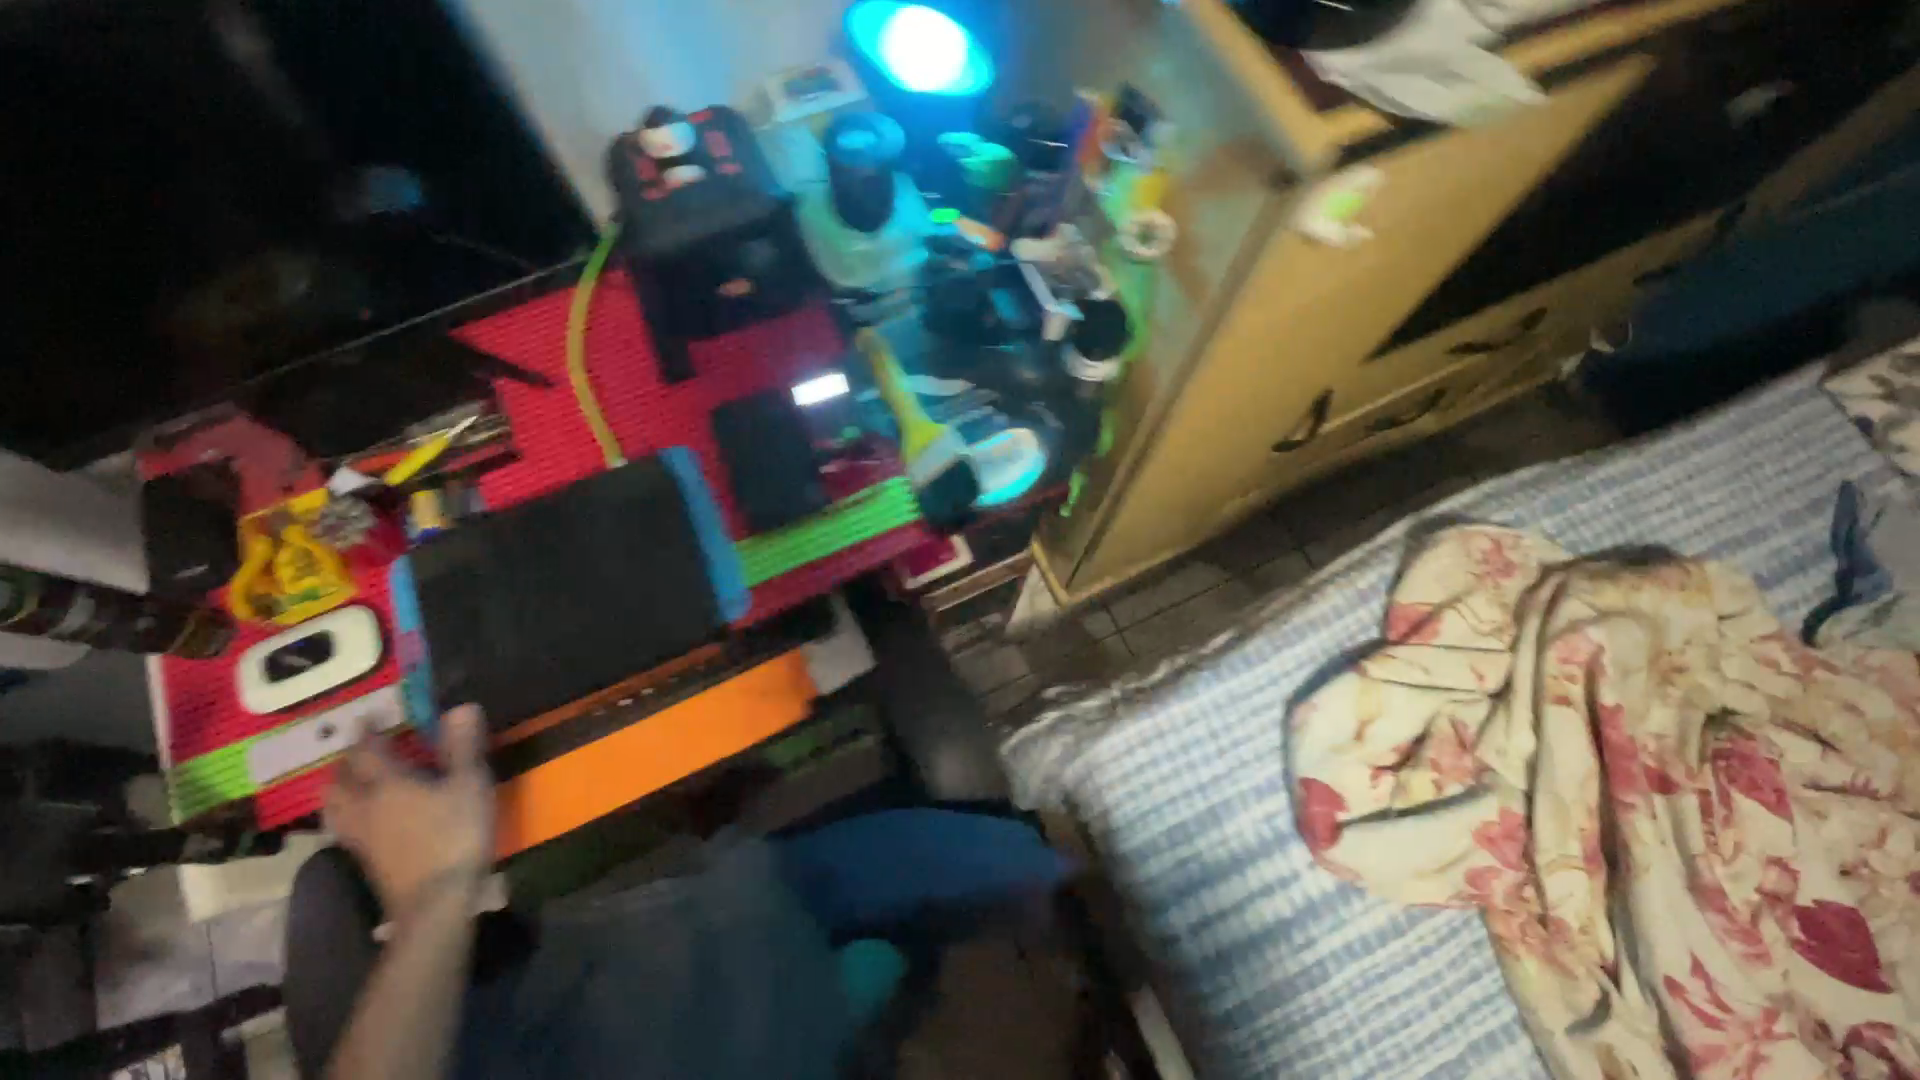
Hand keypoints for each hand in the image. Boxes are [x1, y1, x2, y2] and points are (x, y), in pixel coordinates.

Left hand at [325, 705, 494, 916]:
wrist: (435, 901)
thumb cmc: (455, 834)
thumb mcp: (470, 784)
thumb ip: (463, 746)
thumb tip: (460, 707)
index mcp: (387, 783)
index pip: (367, 751)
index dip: (366, 732)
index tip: (366, 717)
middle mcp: (364, 806)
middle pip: (340, 781)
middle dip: (346, 762)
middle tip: (358, 751)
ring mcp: (360, 837)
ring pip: (335, 807)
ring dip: (339, 789)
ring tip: (351, 783)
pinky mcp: (366, 860)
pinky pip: (344, 828)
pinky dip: (347, 814)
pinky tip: (364, 819)